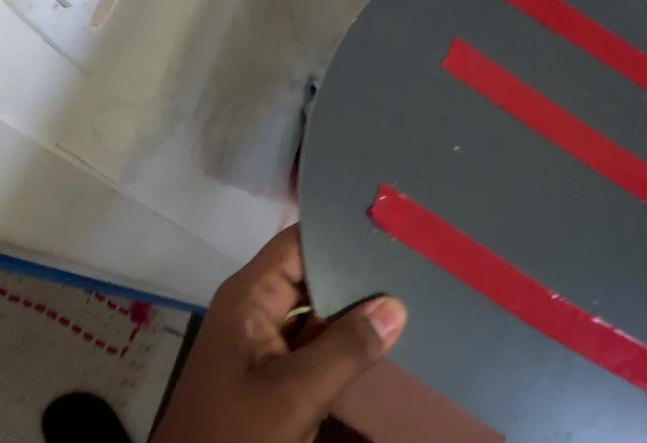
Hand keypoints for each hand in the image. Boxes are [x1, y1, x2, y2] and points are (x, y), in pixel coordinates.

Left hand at [153, 226, 407, 442]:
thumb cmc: (234, 435)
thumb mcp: (294, 394)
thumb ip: (346, 349)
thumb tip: (396, 305)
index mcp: (249, 295)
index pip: (300, 242)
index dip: (341, 232)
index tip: (390, 225)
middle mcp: (255, 306)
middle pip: (311, 272)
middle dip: (356, 269)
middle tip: (413, 258)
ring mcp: (262, 341)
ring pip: (316, 309)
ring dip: (354, 306)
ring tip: (409, 288)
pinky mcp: (271, 372)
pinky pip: (312, 341)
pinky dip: (343, 339)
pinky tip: (383, 334)